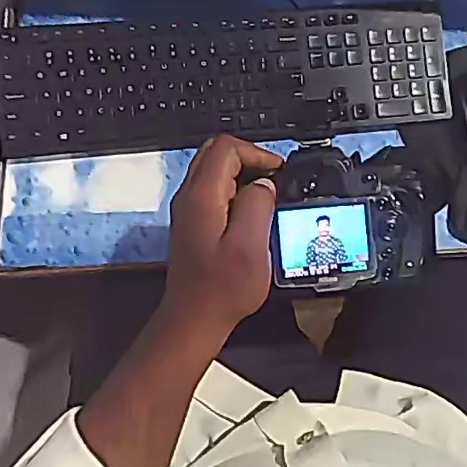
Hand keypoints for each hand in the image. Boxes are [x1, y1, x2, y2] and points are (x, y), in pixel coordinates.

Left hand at [160, 135, 283, 336]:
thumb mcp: (250, 246)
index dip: (256, 153)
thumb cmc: (221, 290)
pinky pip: (211, 189)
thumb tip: (264, 185)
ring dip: (241, 171)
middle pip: (214, 151)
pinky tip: (252, 209)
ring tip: (267, 191)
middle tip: (273, 175)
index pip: (225, 149)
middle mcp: (189, 198)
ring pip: (211, 169)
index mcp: (202, 198)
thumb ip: (258, 206)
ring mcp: (188, 210)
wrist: (194, 318)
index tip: (278, 170)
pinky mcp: (192, 223)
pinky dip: (233, 188)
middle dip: (248, 156)